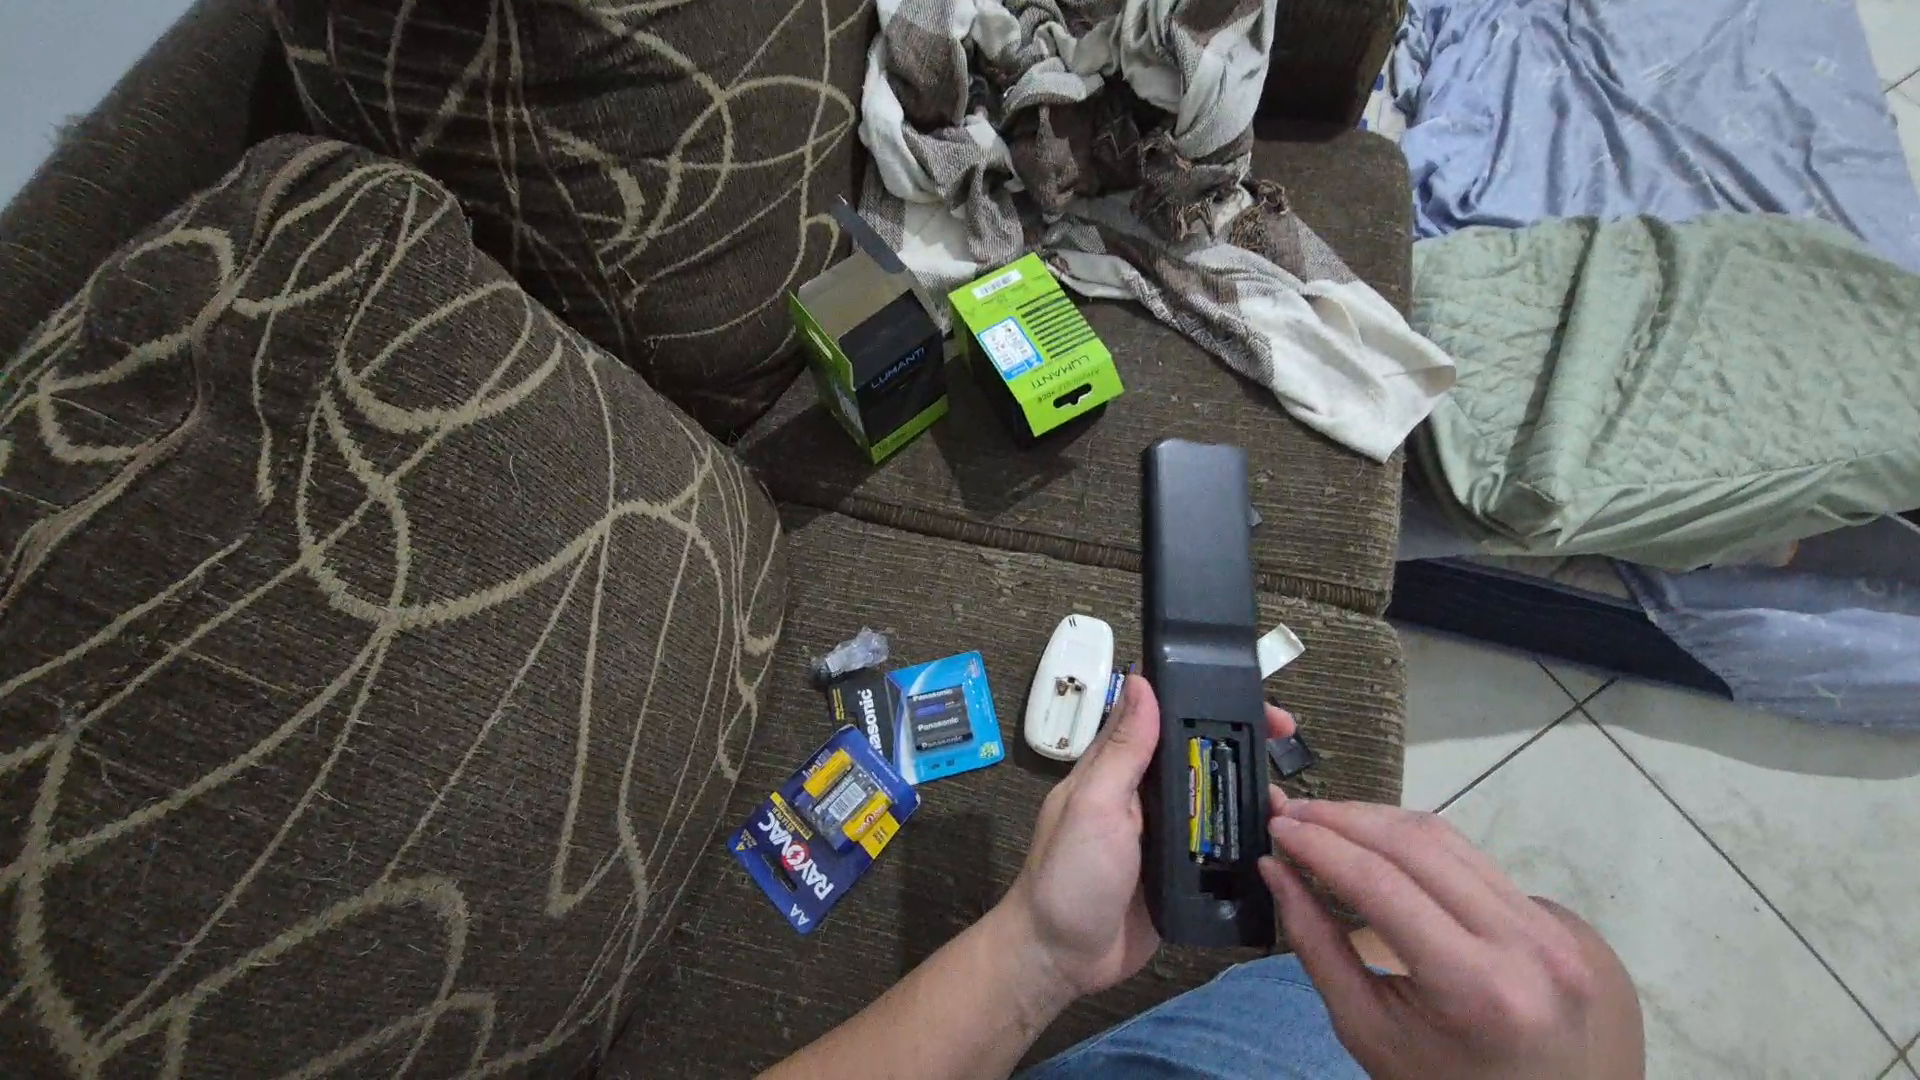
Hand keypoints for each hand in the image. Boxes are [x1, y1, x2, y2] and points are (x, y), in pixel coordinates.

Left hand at [999, 675, 1296, 1003]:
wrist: (1064, 956)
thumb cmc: (1069, 873)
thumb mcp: (1095, 803)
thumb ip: (1122, 748)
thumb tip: (1140, 682)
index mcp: (1117, 765)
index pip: (1163, 715)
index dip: (1202, 698)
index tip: (1248, 693)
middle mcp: (1144, 791)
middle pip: (1199, 753)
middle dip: (1241, 741)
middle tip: (1284, 736)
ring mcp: (1165, 830)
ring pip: (1216, 796)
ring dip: (1250, 790)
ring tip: (1287, 799)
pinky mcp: (1182, 869)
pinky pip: (1221, 843)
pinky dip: (1248, 836)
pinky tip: (1277, 839)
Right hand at [1260, 799, 1645, 1079]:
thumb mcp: (1365, 1028)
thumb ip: (1314, 942)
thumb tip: (1274, 867)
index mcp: (1478, 989)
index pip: (1379, 884)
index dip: (1319, 845)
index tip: (1274, 824)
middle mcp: (1526, 945)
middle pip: (1411, 846)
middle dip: (1338, 818)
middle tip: (1288, 811)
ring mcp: (1552, 928)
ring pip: (1442, 836)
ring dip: (1371, 818)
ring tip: (1321, 818)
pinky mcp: (1555, 917)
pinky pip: (1469, 854)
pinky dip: (1409, 835)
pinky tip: (1373, 838)